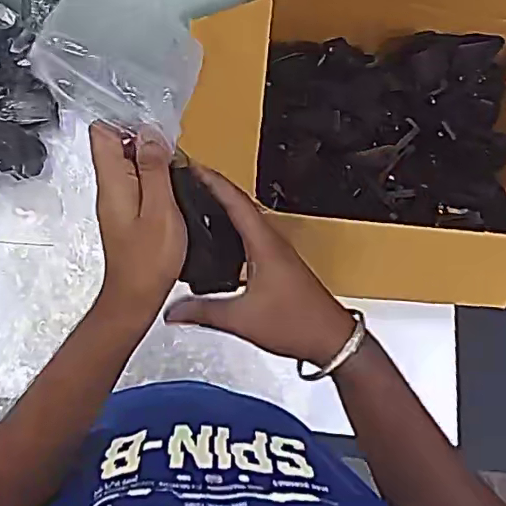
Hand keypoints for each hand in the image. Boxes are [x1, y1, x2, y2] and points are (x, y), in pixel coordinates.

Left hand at [90, 122, 184, 315]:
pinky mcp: (127, 210)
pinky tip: (170, 186)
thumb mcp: (161, 209)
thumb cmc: (148, 260)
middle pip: (116, 142)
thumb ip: (155, 170)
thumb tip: (150, 135)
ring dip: (151, 157)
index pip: (102, 132)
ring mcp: (116, 198)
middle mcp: (109, 186)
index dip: (126, 120)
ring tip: (173, 167)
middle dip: (144, 138)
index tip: (154, 127)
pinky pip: (136, 179)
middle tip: (170, 150)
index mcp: (112, 181)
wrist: (137, 295)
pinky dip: (153, 176)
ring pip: (128, 160)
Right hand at [164, 166, 357, 365]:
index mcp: (265, 245)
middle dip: (214, 188)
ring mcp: (277, 252)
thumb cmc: (299, 323)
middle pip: (241, 204)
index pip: (236, 201)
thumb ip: (203, 312)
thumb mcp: (242, 319)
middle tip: (190, 178)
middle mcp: (273, 242)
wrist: (330, 339)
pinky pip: (252, 237)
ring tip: (200, 201)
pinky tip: (221, 241)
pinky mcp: (278, 264)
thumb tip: (174, 311)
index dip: (212, 181)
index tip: (193, 166)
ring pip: (248, 220)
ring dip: (225, 207)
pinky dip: (234, 230)